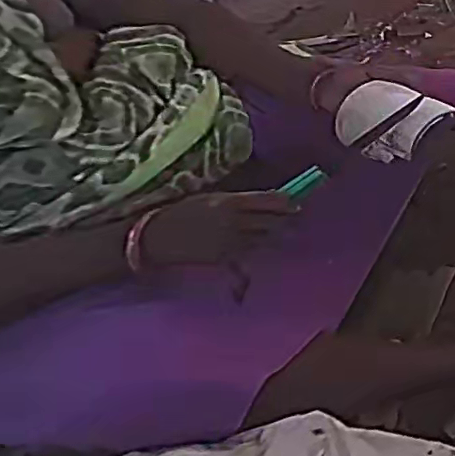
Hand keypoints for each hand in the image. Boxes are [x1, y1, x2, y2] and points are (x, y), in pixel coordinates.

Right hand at [139, 191, 296, 266]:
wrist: (157, 236)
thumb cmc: (183, 211)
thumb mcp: (212, 198)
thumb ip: (238, 201)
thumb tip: (264, 201)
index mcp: (232, 201)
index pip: (269, 200)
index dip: (286, 202)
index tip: (295, 202)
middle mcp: (236, 220)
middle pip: (272, 220)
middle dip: (288, 220)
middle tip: (298, 219)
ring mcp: (231, 240)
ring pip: (265, 238)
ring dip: (279, 236)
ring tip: (289, 233)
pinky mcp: (225, 257)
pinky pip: (250, 254)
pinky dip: (259, 251)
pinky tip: (267, 249)